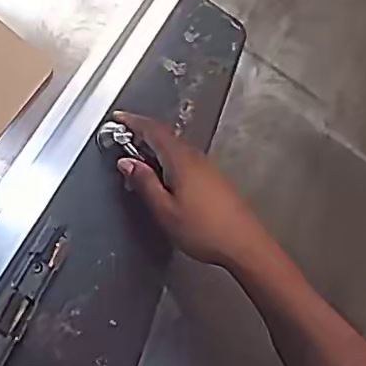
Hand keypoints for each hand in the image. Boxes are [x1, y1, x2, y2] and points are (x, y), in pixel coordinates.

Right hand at [112, 112, 279, 274]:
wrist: (246, 248)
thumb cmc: (205, 231)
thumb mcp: (164, 210)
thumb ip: (144, 182)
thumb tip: (127, 164)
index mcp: (181, 160)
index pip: (154, 130)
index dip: (134, 121)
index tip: (119, 118)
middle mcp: (196, 158)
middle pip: (165, 137)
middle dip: (142, 135)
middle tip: (123, 141)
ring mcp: (207, 168)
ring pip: (175, 149)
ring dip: (154, 150)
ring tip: (139, 164)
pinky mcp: (214, 180)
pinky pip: (184, 160)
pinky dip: (168, 161)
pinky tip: (163, 179)